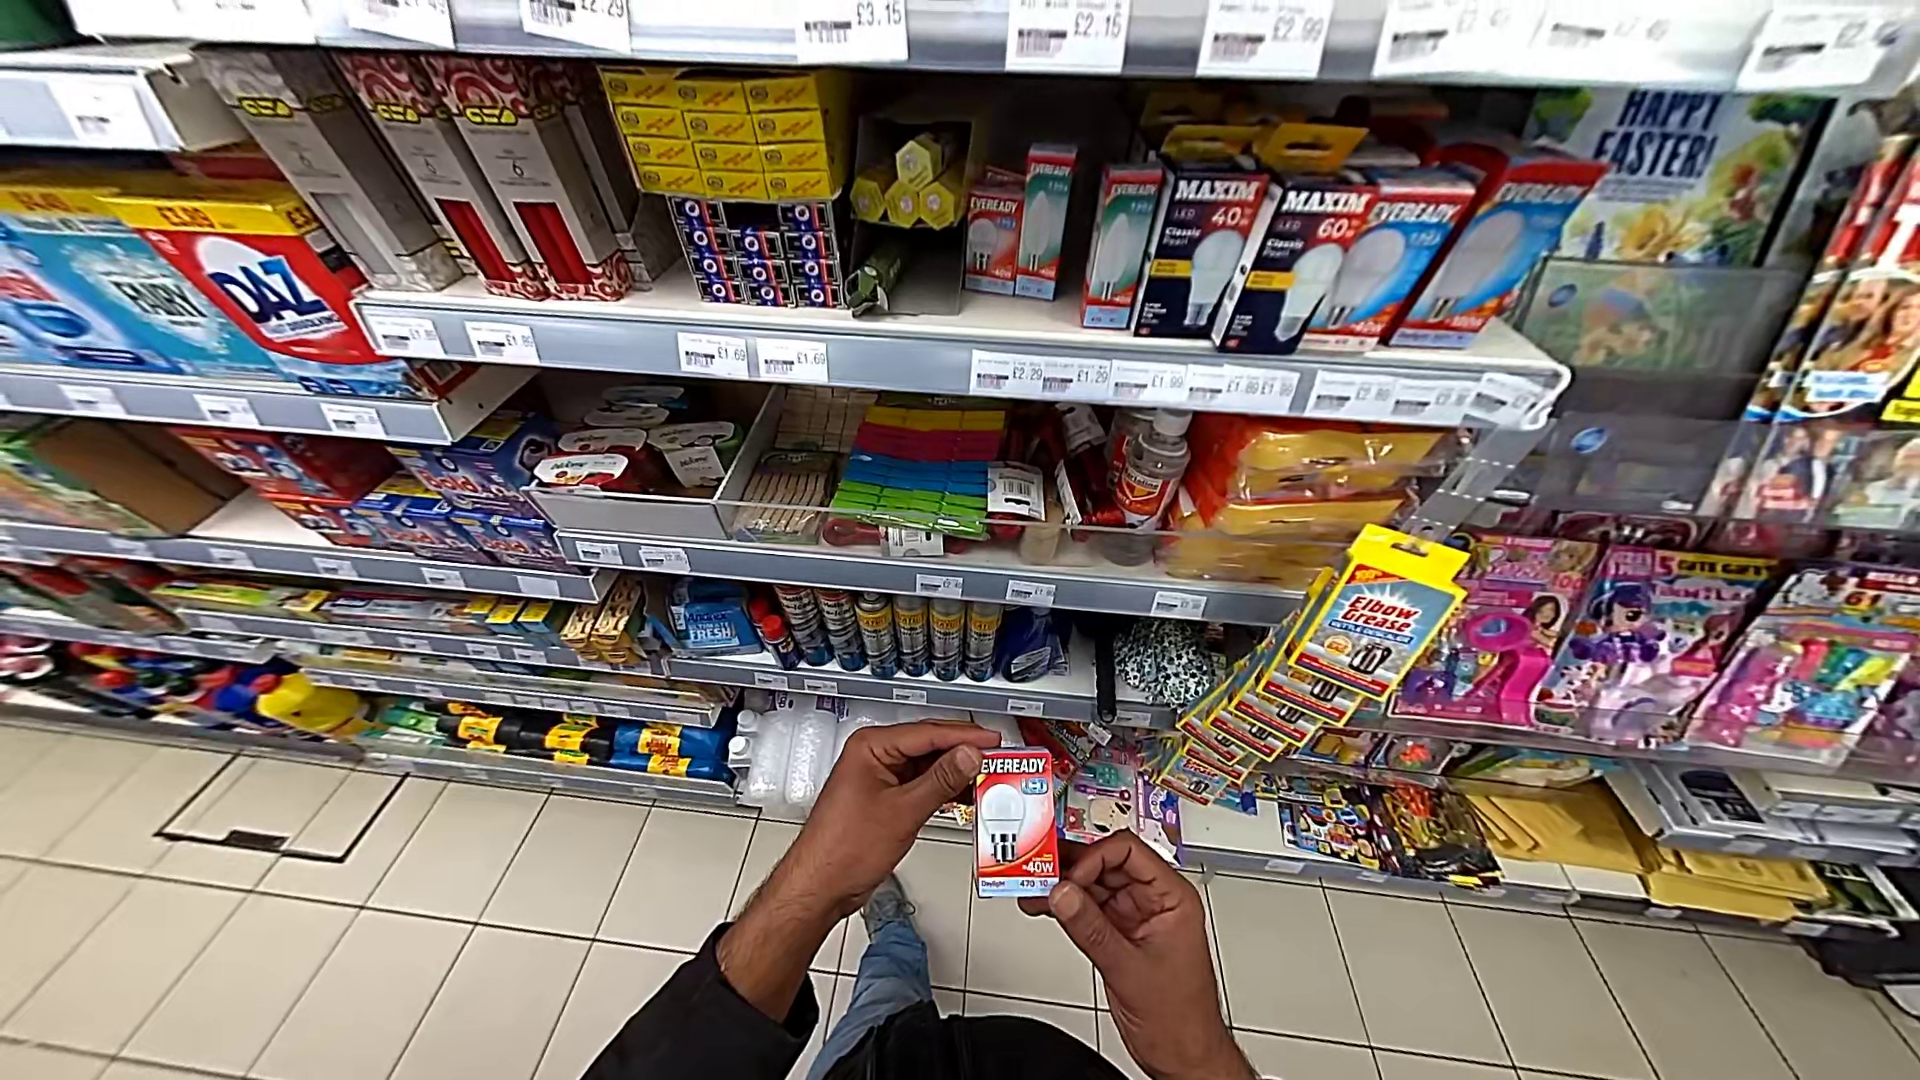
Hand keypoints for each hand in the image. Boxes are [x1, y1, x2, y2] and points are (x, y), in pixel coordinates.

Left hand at [720, 721, 996, 1022]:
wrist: (819, 887)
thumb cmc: (841, 850)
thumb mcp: (902, 811)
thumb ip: (940, 780)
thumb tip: (968, 755)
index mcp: (871, 745)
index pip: (928, 732)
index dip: (965, 735)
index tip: (992, 739)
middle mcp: (875, 754)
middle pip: (930, 744)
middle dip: (964, 752)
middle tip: (996, 757)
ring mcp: (881, 775)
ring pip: (928, 764)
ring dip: (956, 772)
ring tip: (986, 777)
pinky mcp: (886, 795)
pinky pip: (922, 782)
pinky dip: (944, 788)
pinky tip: (964, 794)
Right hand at [1020, 832, 1251, 1079]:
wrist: (1183, 1060)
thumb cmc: (1182, 1020)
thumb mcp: (1131, 970)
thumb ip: (1093, 929)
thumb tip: (1064, 893)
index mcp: (1171, 897)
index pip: (1128, 852)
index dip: (1095, 857)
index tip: (1071, 877)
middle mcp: (1150, 899)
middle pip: (1105, 862)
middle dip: (1071, 867)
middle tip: (1041, 869)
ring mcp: (1132, 914)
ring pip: (1091, 883)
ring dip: (1062, 885)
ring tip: (1033, 886)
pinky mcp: (1115, 929)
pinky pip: (1085, 906)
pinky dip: (1063, 905)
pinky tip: (1041, 905)